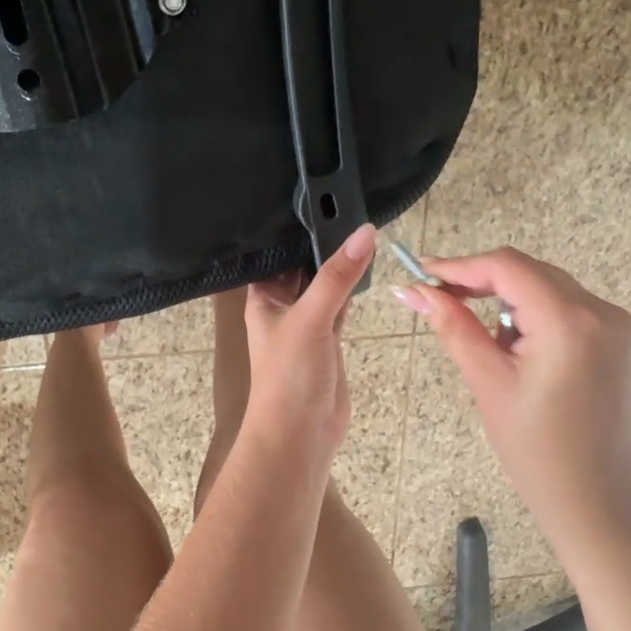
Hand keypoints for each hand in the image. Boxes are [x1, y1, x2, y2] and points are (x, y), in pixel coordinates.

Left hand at [238, 224, 377, 470]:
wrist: (301, 435)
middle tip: (349, 203)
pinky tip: (367, 264)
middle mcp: (282, 306)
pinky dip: (351, 289)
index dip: (294, 229)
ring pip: (324, 285)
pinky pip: (339, 305)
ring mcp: (306, 323)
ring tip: (362, 223)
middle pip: (303, 266)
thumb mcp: (311, 318)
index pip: (277, 254)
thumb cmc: (289, 375)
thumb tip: (365, 232)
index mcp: (263, 297)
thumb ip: (338, 276)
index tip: (320, 196)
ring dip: (340, 264)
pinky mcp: (328, 340)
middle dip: (323, 242)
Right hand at [393, 248, 630, 511]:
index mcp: (569, 320)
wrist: (596, 498)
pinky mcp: (615, 338)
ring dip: (503, 300)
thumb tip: (413, 290)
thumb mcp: (487, 382)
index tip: (419, 275)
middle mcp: (600, 310)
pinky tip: (512, 349)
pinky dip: (529, 316)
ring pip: (543, 287)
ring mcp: (614, 323)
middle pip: (526, 271)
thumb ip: (452, 326)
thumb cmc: (535, 448)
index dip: (458, 266)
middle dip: (478, 281)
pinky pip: (562, 307)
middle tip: (434, 300)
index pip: (506, 266)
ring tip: (480, 341)